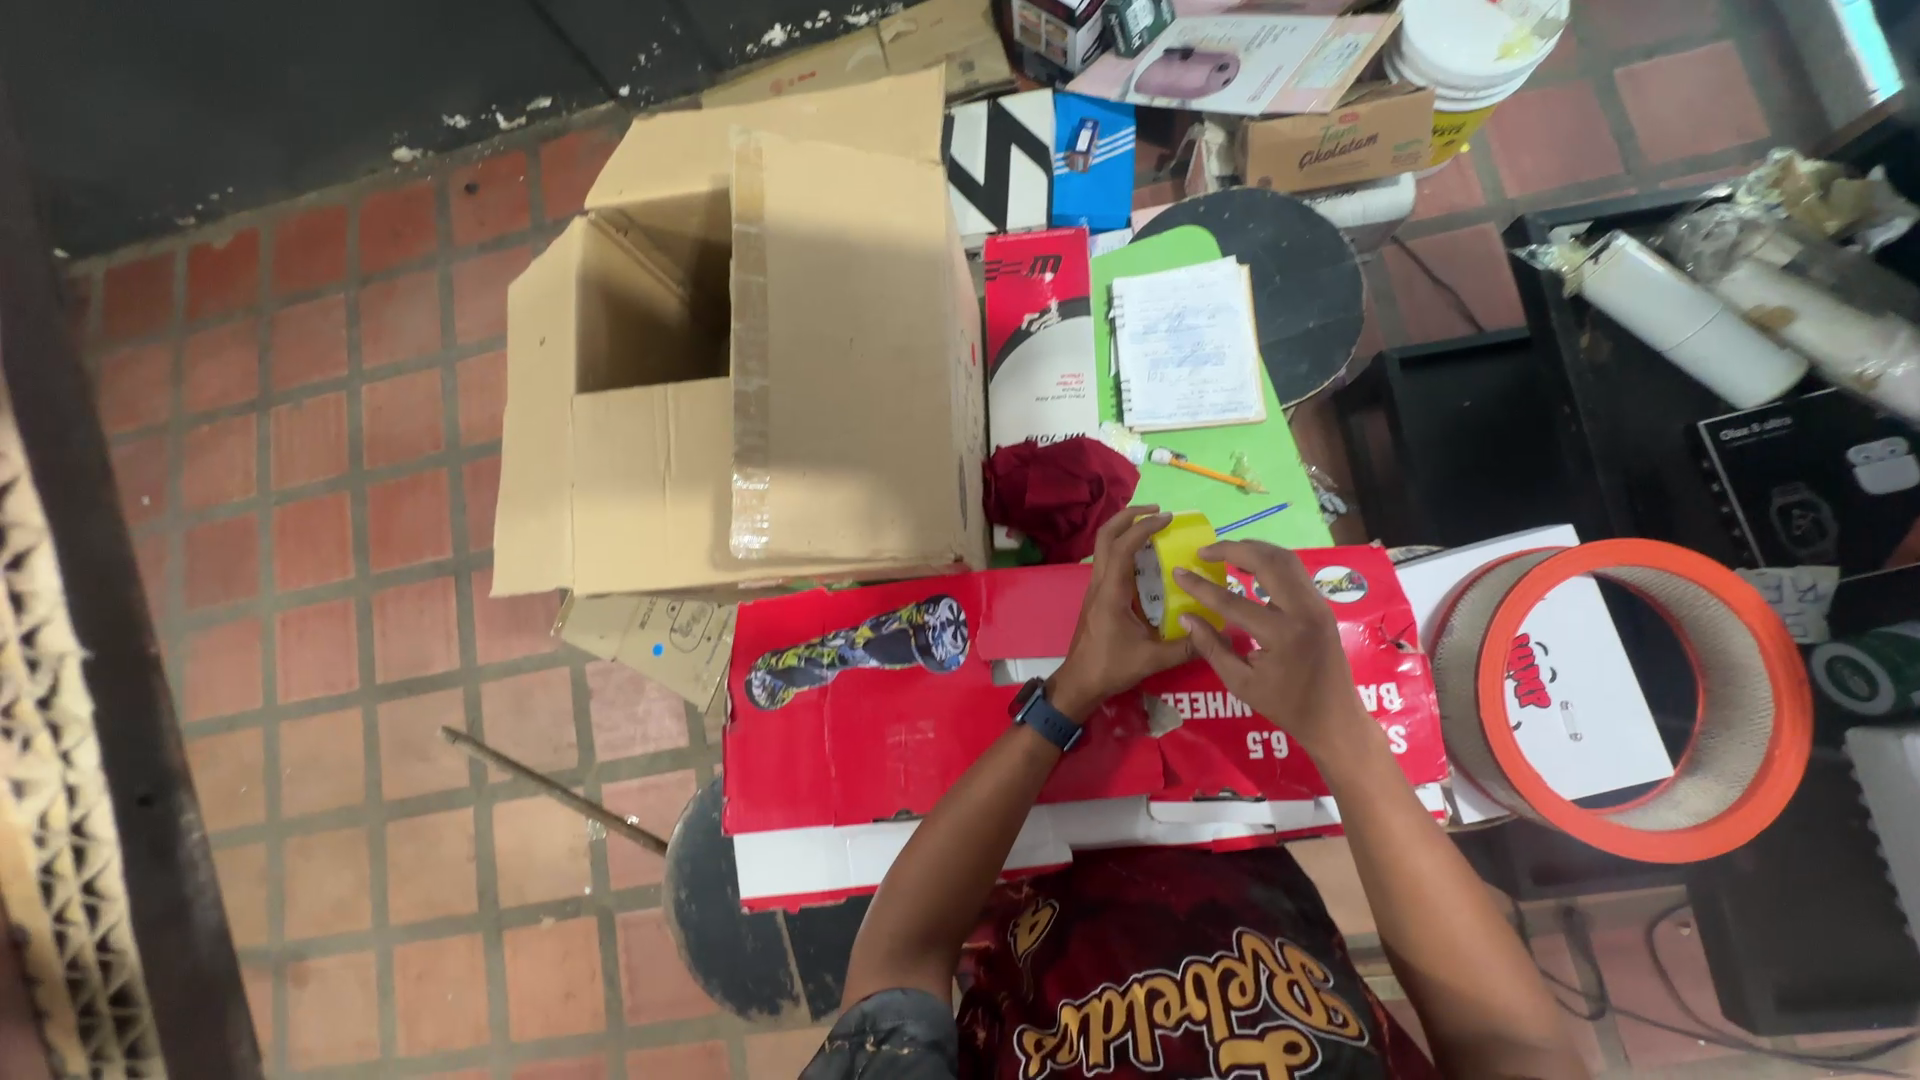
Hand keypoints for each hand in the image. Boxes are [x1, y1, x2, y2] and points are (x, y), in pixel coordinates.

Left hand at [1047, 506, 1195, 722]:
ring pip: (1103, 547)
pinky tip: (1147, 557)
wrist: (1079, 682)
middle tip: (1157, 511)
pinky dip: (1125, 548)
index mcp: (1110, 593)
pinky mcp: (1098, 596)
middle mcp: (1099, 583)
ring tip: (1154, 527)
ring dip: (1125, 530)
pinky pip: (1109, 561)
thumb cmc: (1111, 668)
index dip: (1143, 528)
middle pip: (1105, 536)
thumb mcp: (1152, 660)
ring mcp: (1095, 588)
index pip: (1122, 548)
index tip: (1167, 518)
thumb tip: (1218, 634)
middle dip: (1128, 517)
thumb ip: (1186, 647)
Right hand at [1172, 540, 1380, 761]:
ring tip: (1223, 552)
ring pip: (1285, 559)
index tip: (1178, 572)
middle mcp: (1304, 611)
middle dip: (1232, 549)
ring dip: (1253, 550)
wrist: (1335, 718)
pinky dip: (1269, 561)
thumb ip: (1211, 647)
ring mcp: (1317, 604)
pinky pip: (1293, 571)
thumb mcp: (1240, 683)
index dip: (1201, 586)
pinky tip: (1249, 566)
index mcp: (1282, 635)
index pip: (1232, 601)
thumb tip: (1186, 617)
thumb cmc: (1285, 706)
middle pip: (1267, 562)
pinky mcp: (1321, 605)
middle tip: (1203, 551)